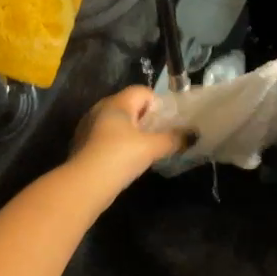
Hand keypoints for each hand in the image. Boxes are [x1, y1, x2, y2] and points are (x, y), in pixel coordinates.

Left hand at [67, 86, 185, 198]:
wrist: (85, 183)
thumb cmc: (120, 156)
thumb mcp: (152, 147)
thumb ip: (174, 139)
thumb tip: (193, 134)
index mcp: (117, 102)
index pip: (142, 91)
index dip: (158, 104)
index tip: (167, 123)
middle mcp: (100, 108)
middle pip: (129, 106)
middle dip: (146, 119)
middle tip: (159, 137)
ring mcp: (88, 126)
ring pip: (116, 123)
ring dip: (131, 133)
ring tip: (144, 151)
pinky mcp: (82, 143)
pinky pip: (106, 136)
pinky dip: (117, 144)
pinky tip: (125, 161)